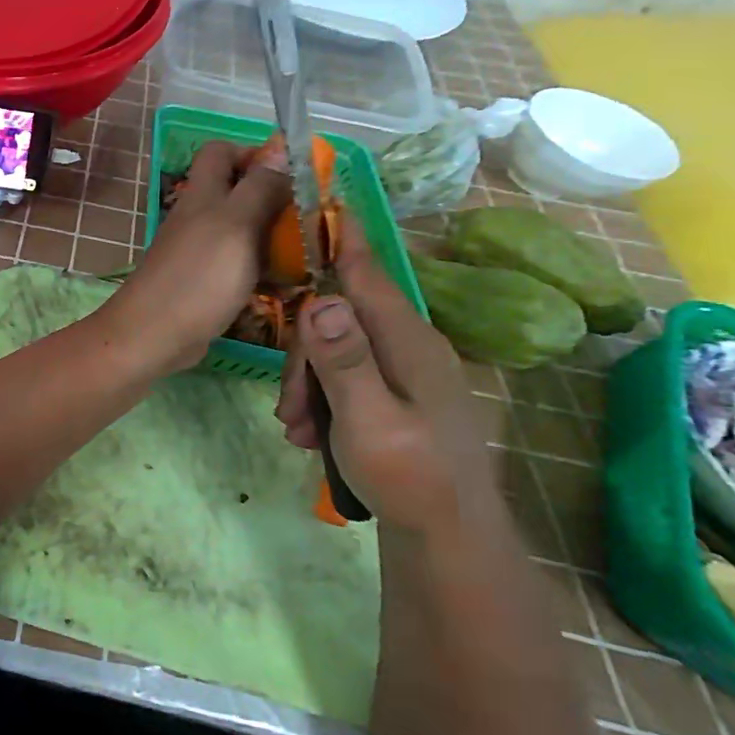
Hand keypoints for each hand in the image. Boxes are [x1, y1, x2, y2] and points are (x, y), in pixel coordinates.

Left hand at [93, 141, 290, 375]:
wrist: (154, 334)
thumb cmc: (198, 276)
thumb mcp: (235, 224)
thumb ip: (258, 187)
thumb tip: (281, 147)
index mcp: (201, 194)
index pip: (220, 152)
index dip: (253, 153)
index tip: (292, 173)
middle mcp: (197, 216)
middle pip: (236, 190)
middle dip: (275, 196)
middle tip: (311, 215)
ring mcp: (199, 249)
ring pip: (241, 228)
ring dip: (274, 234)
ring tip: (310, 249)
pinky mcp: (204, 280)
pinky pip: (238, 263)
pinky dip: (263, 267)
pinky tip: (289, 281)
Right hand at [276, 220, 500, 533]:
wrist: (448, 536)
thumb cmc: (410, 476)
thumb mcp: (368, 420)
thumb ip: (344, 360)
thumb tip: (321, 298)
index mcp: (407, 342)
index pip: (367, 274)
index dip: (342, 238)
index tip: (322, 198)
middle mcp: (407, 345)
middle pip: (336, 318)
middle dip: (302, 356)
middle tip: (286, 409)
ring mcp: (402, 370)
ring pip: (333, 349)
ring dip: (306, 383)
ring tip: (297, 430)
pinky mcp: (393, 392)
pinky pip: (343, 375)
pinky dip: (319, 397)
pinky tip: (310, 433)